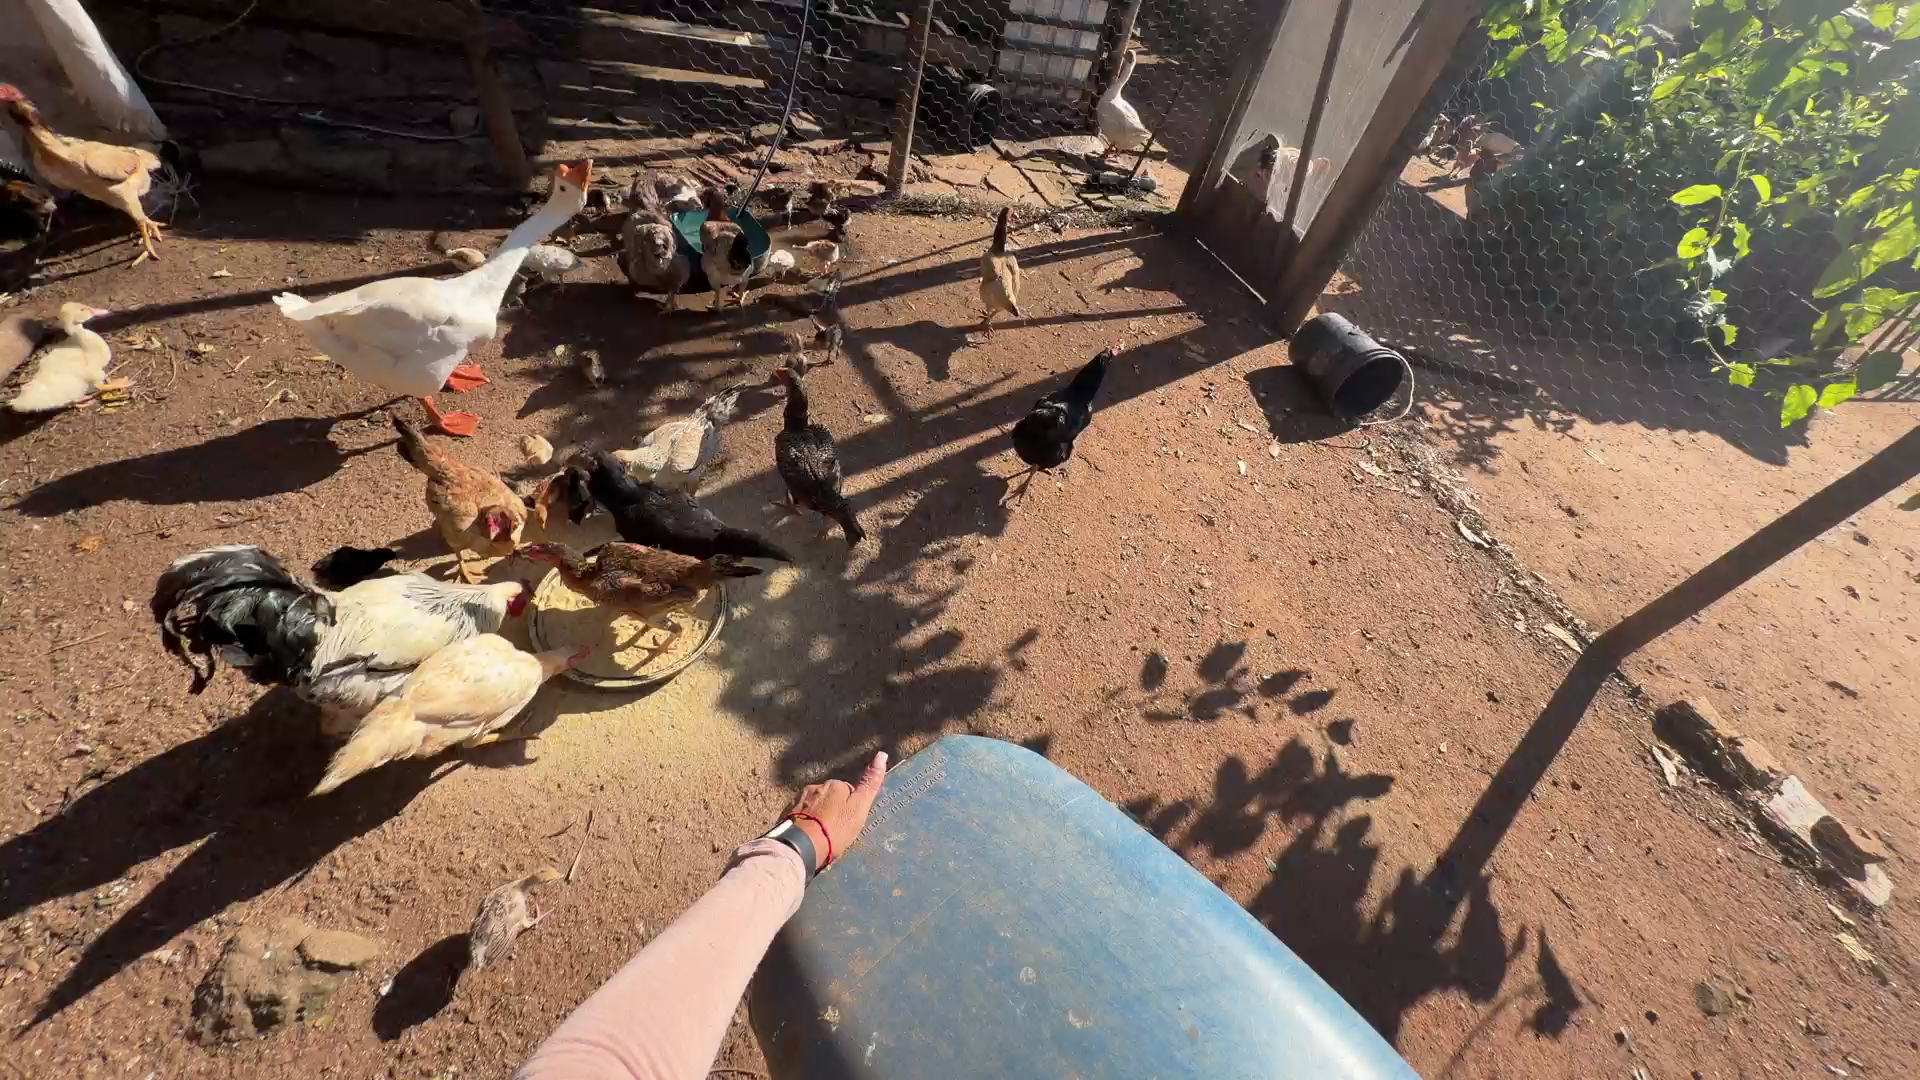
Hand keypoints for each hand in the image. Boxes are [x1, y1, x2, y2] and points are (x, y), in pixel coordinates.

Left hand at [786, 751, 887, 871]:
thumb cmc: (835, 828)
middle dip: (831, 809)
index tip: (849, 822)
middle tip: (834, 831)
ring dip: (817, 815)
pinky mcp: (786, 813)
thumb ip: (870, 783)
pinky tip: (806, 836)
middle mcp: (816, 786)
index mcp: (836, 784)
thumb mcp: (859, 807)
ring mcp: (799, 799)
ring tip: (820, 835)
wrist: (801, 846)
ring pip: (813, 805)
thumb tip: (882, 754)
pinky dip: (803, 822)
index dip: (850, 807)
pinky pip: (799, 814)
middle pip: (828, 797)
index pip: (847, 791)